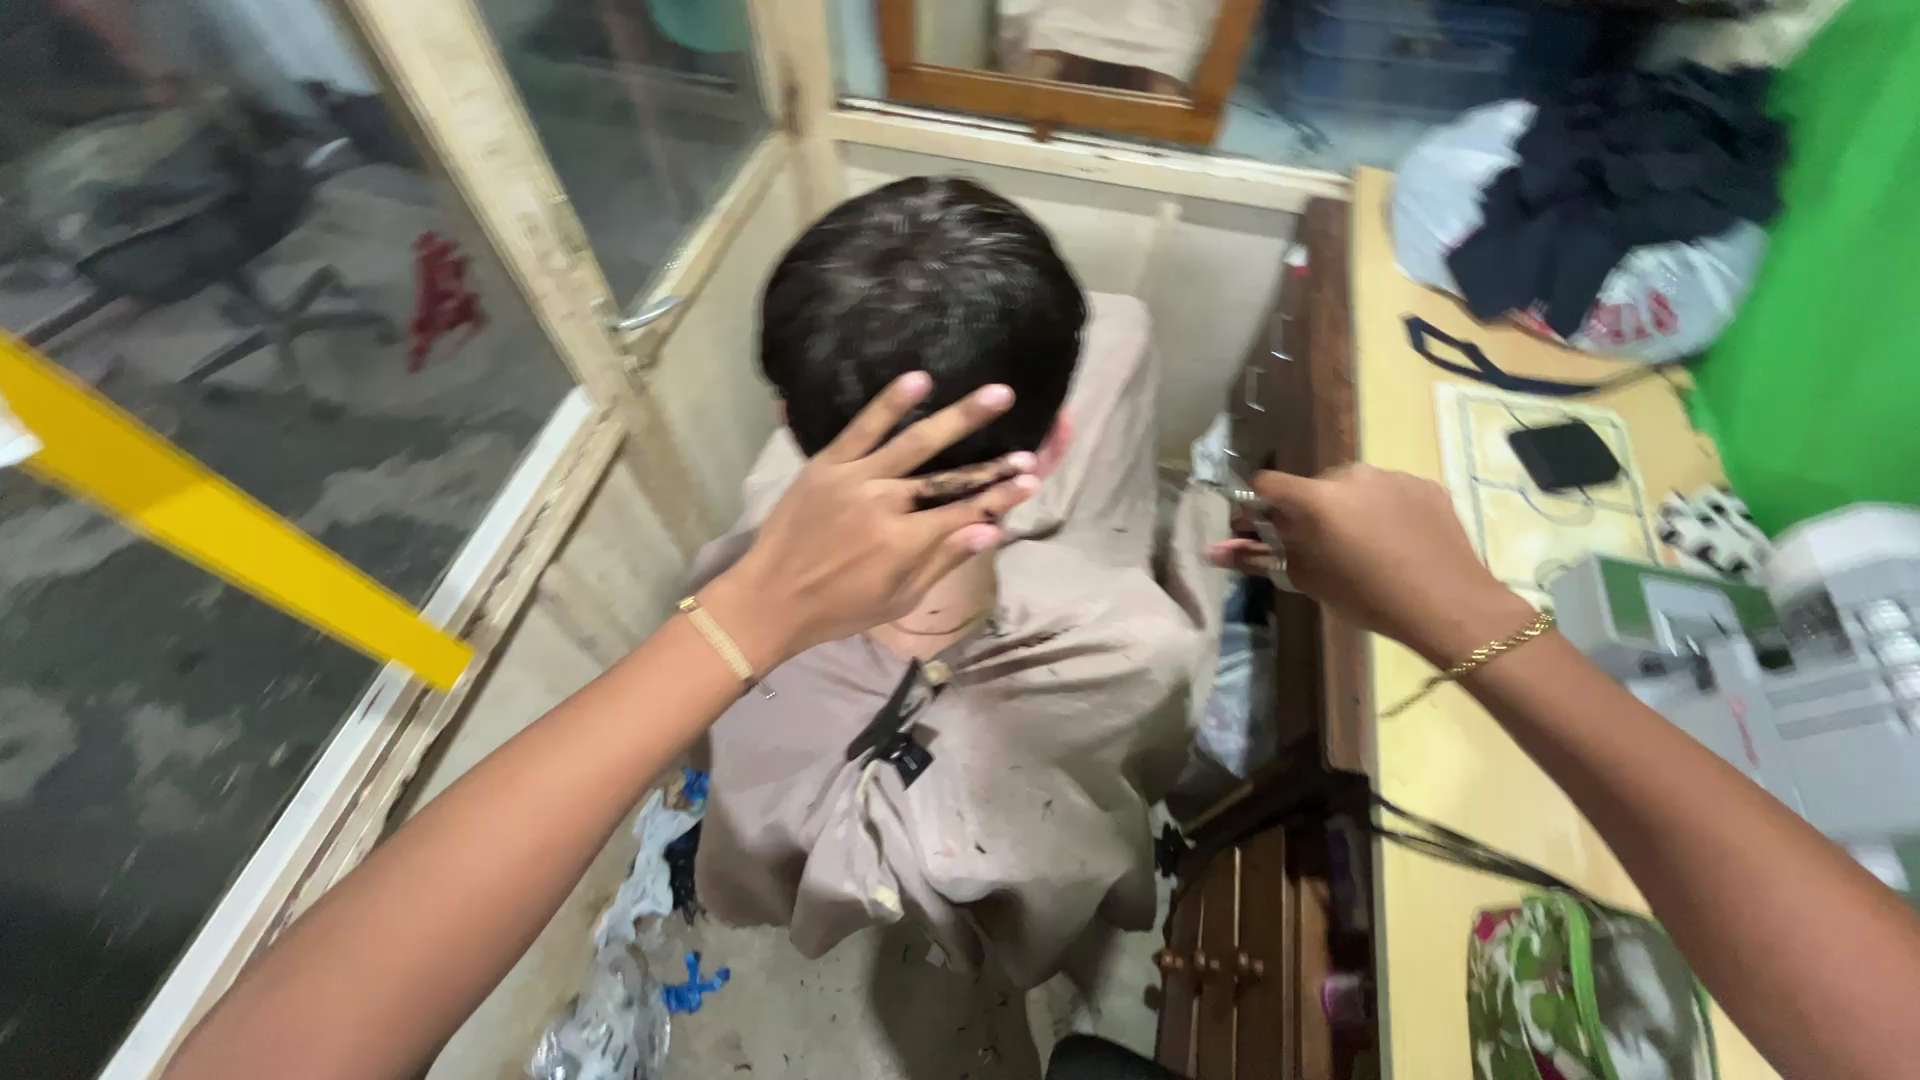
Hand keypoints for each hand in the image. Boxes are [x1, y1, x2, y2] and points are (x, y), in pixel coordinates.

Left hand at [703, 373, 1040, 668]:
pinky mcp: (827, 464)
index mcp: (904, 543)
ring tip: (997, 394)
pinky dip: (890, 402)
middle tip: (1030, 444)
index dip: (1003, 495)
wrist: (768, 599)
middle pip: (951, 476)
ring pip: (916, 442)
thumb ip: (943, 561)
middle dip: (995, 462)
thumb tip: (992, 530)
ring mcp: (855, 479)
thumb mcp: (898, 599)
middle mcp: (885, 504)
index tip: (1033, 478)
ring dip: (960, 418)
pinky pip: (861, 427)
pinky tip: (919, 379)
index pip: (967, 511)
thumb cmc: (839, 610)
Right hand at [1240, 465, 1534, 664]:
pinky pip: (1388, 491)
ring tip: (1364, 547)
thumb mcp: (1306, 579)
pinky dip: (1383, 510)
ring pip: (1351, 487)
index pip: (1267, 484)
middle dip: (1308, 512)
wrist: (1450, 606)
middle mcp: (1350, 474)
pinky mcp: (1424, 484)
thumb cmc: (1366, 597)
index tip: (1268, 533)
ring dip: (1346, 509)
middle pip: (1311, 486)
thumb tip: (1210, 551)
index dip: (1261, 507)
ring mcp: (1392, 475)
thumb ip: (1254, 558)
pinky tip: (1396, 542)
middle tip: (1321, 548)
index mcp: (1315, 497)